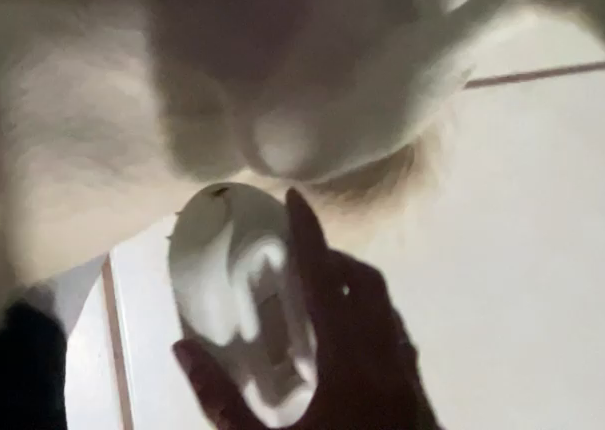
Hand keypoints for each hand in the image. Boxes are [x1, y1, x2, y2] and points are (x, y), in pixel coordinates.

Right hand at [173, 190, 442, 429]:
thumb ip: (221, 402)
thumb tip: (181, 349)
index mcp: (350, 367)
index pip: (324, 282)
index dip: (307, 234)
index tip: (295, 196)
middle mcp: (388, 365)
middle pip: (366, 286)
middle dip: (333, 258)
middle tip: (297, 256)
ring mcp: (412, 388)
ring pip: (389, 313)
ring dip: (355, 289)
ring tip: (318, 297)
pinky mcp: (423, 409)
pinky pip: (399, 342)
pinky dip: (372, 323)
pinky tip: (347, 350)